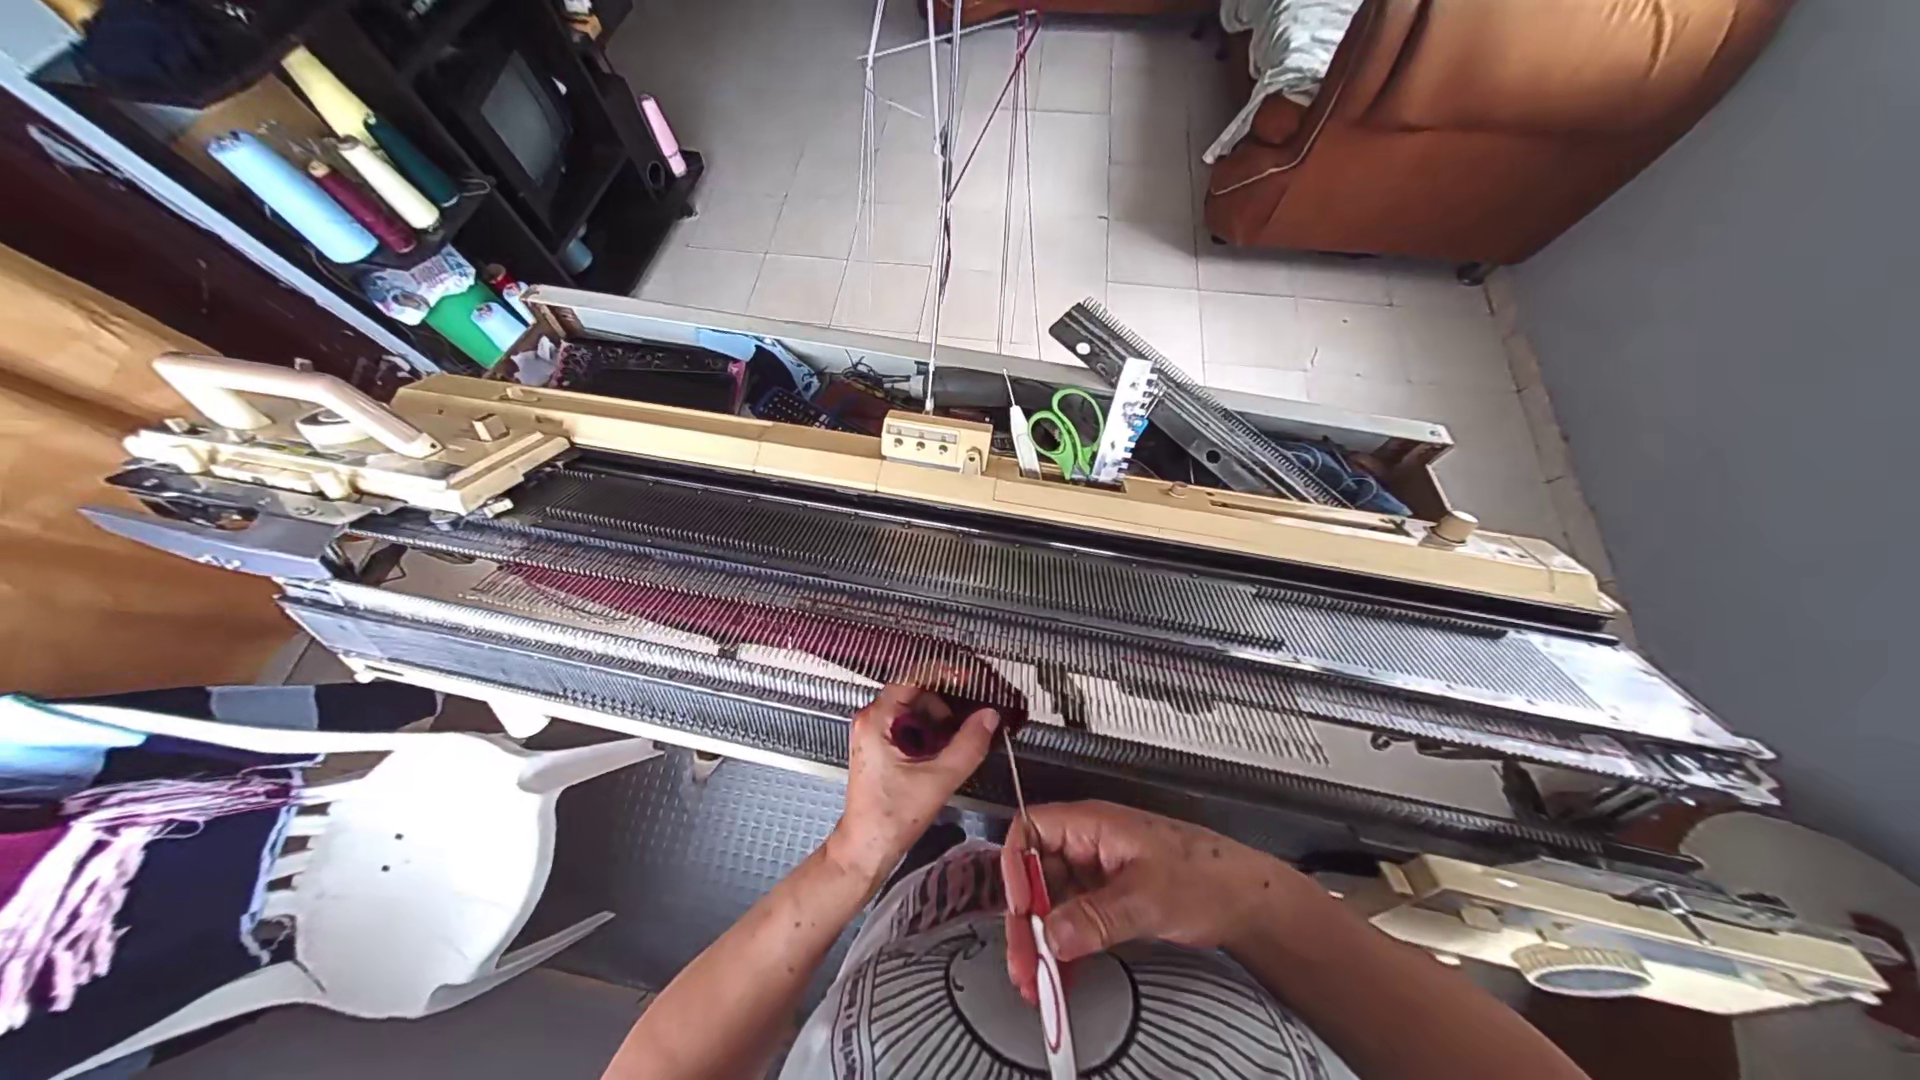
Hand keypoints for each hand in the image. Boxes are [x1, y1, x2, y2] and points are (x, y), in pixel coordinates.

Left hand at [825, 684, 998, 891]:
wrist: (866, 849)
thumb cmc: (891, 817)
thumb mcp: (938, 780)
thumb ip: (968, 746)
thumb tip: (989, 717)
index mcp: (876, 720)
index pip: (912, 678)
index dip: (943, 674)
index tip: (968, 678)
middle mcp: (870, 720)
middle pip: (914, 692)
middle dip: (944, 702)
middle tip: (970, 714)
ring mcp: (873, 733)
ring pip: (912, 709)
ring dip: (937, 718)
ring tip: (958, 738)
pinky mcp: (879, 747)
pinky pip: (908, 725)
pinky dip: (928, 731)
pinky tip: (943, 750)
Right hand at [1002, 801, 1314, 1002]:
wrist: (1246, 898)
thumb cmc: (1206, 873)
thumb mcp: (1147, 896)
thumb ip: (1096, 916)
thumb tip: (1053, 934)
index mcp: (1091, 824)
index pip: (1031, 829)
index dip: (1016, 865)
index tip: (1018, 907)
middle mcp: (1087, 843)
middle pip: (1035, 873)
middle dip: (1025, 920)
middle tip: (1024, 963)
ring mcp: (1096, 871)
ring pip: (1050, 901)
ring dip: (1040, 941)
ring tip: (1037, 980)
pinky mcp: (1106, 897)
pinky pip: (1071, 918)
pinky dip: (1062, 946)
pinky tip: (1061, 973)